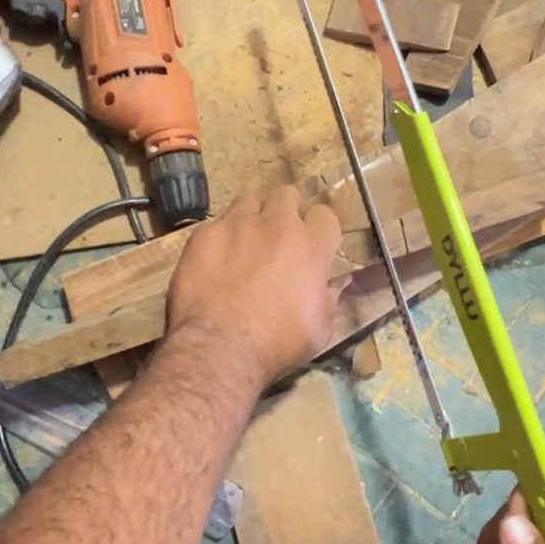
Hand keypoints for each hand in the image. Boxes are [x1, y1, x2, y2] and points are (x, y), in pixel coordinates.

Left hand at [165, 185, 345, 386]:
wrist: (218, 348)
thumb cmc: (276, 345)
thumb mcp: (318, 330)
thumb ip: (329, 299)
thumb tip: (341, 282)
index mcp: (311, 247)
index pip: (324, 214)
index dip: (318, 228)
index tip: (312, 243)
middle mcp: (276, 225)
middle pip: (286, 195)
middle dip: (285, 210)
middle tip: (278, 235)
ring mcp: (237, 225)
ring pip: (249, 200)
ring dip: (252, 215)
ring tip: (246, 240)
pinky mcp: (204, 234)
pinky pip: (216, 222)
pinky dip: (221, 235)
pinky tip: (216, 258)